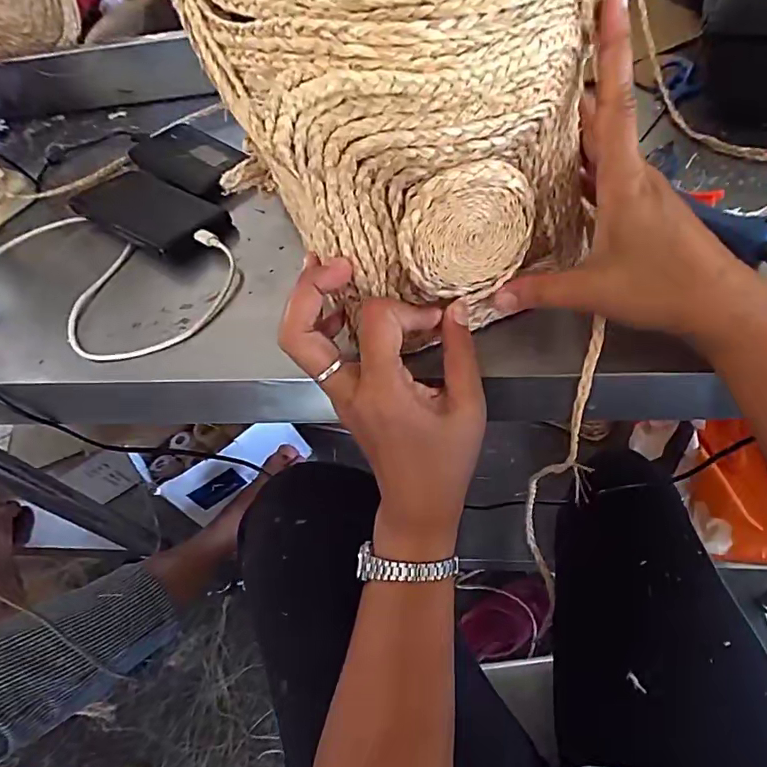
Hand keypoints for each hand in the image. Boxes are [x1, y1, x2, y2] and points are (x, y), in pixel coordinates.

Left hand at [278, 255, 484, 559]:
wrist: (418, 504)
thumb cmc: (446, 461)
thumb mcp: (468, 407)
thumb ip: (461, 353)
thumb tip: (454, 309)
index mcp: (382, 391)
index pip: (376, 322)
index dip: (407, 309)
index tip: (436, 321)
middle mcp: (349, 389)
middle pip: (298, 333)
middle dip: (311, 289)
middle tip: (339, 263)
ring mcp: (339, 393)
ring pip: (298, 341)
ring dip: (308, 301)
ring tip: (329, 270)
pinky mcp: (342, 394)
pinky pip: (317, 351)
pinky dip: (321, 321)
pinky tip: (340, 304)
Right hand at [493, 0, 766, 343]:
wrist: (719, 303)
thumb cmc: (663, 287)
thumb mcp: (596, 289)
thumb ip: (542, 290)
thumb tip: (494, 298)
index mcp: (623, 177)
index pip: (614, 98)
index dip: (610, 42)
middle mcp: (634, 171)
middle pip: (604, 112)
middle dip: (583, 71)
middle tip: (551, 37)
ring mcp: (640, 187)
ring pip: (604, 142)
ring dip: (579, 119)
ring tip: (543, 97)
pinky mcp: (642, 205)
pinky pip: (607, 170)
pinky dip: (584, 160)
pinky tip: (562, 168)